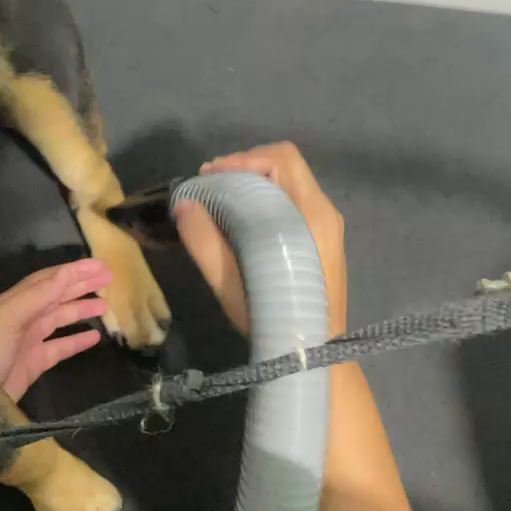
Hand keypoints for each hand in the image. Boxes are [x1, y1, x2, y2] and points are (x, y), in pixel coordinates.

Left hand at [0, 259, 112, 399]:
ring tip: (105, 306)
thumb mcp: (9, 316)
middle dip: (82, 285)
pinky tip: (95, 337)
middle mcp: (24, 316)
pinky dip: (78, 340)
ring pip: (61, 319)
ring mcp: (30, 340)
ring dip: (82, 310)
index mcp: (17, 301)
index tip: (101, 266)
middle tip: (109, 279)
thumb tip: (67, 273)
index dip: (75, 271)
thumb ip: (38, 295)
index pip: (50, 280)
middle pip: (58, 295)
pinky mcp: (35, 363)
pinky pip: (61, 347)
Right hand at [173, 141, 347, 333]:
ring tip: (220, 199)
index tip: (208, 177)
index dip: (241, 159)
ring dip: (253, 181)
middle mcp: (324, 211)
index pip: (281, 160)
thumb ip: (204, 240)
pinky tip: (242, 217)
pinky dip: (265, 197)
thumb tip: (184, 204)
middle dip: (244, 166)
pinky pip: (293, 199)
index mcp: (310, 215)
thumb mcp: (229, 282)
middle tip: (209, 185)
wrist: (312, 351)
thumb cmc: (271, 317)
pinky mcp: (324, 236)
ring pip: (289, 181)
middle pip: (285, 165)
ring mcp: (327, 224)